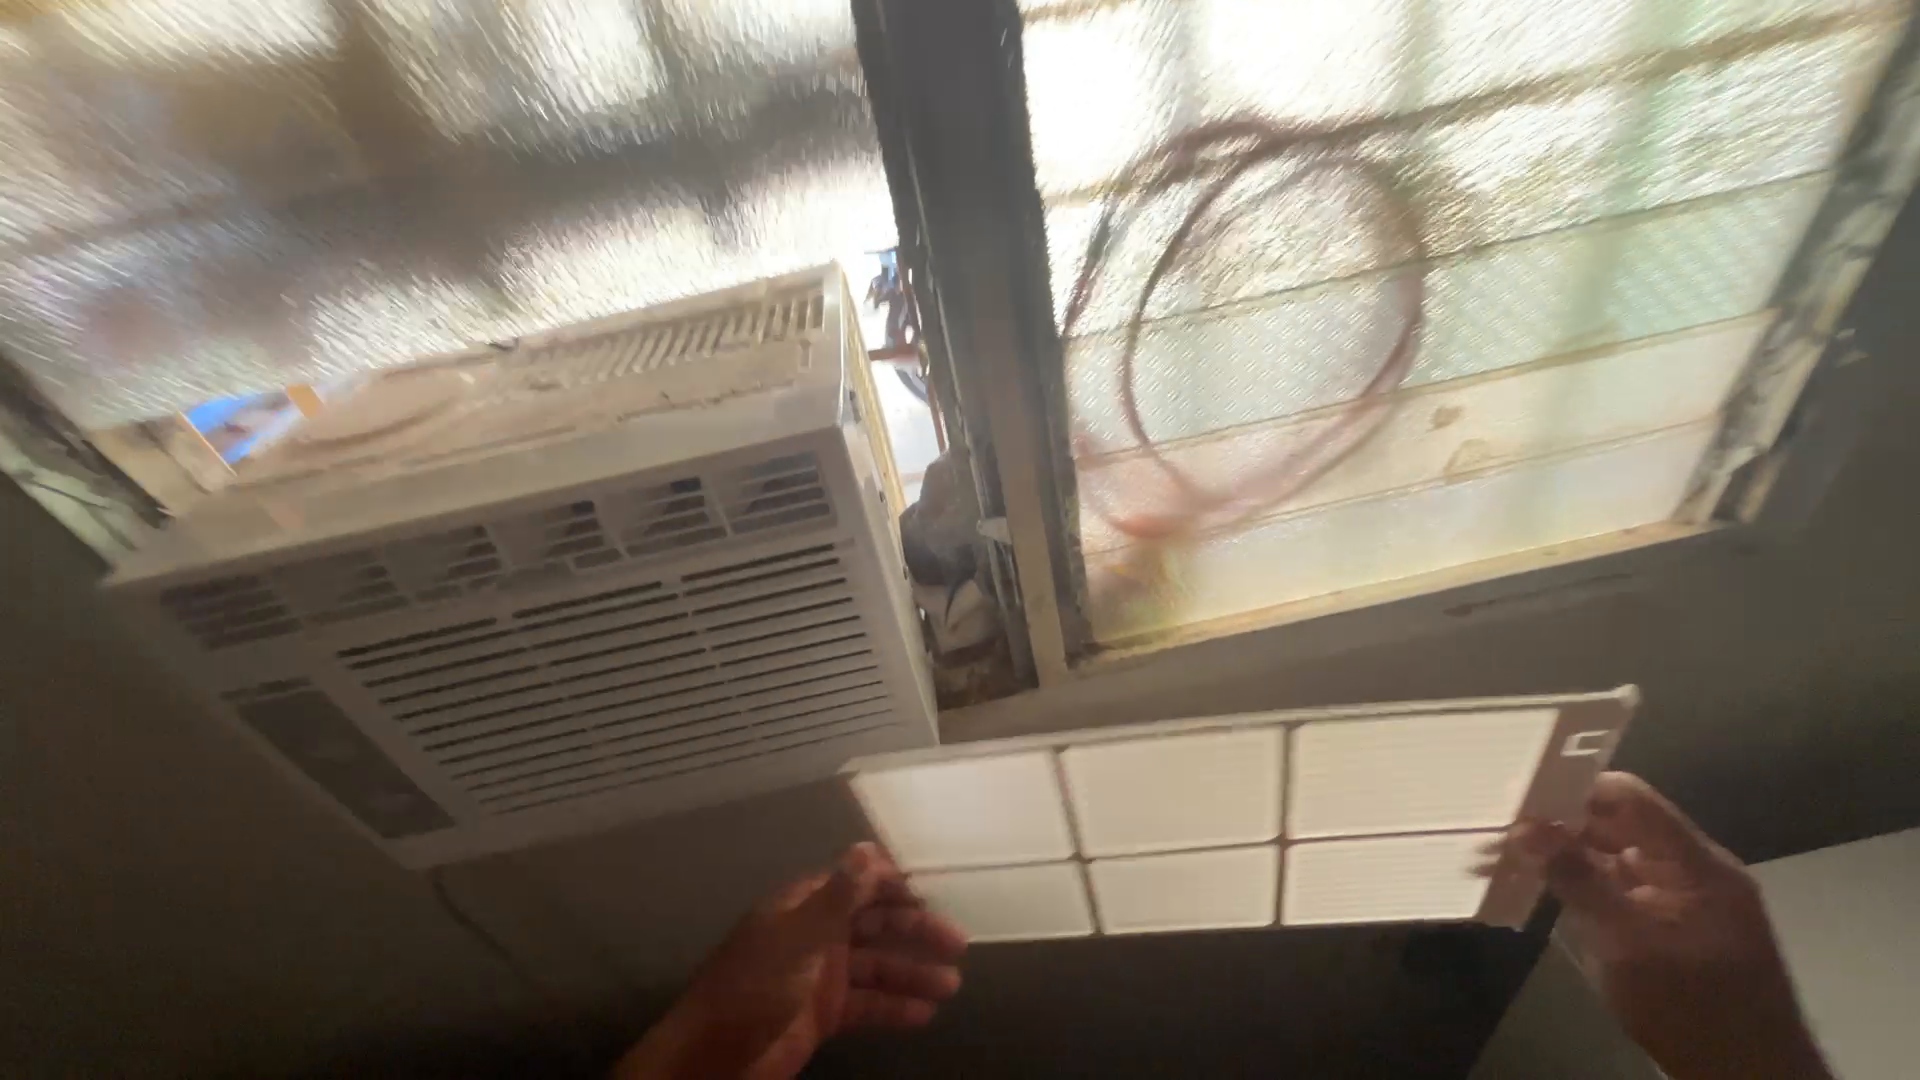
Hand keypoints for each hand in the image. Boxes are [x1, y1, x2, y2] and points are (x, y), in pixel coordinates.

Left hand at [613, 842, 965, 1079]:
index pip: (859, 881)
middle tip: (957, 941)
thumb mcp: (799, 937)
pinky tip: (925, 1014)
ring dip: (913, 972)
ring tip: (951, 984)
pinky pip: (868, 1005)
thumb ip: (838, 895)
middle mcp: (819, 932)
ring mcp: (822, 974)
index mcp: (808, 905)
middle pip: (876, 923)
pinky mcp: (824, 1014)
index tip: (934, 888)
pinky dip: (895, 1008)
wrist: (712, 1058)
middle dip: (915, 930)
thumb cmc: (753, 987)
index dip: (895, 883)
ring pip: (877, 966)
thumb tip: (867, 845)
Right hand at [1488, 773, 1828, 1079]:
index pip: (1630, 798)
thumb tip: (1524, 826)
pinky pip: (1616, 880)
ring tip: (1505, 855)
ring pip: (1612, 851)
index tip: (1520, 797)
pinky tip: (1537, 882)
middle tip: (1500, 830)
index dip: (1574, 789)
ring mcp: (1682, 896)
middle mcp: (1693, 870)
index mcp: (1697, 866)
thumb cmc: (1691, 1009)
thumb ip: (1575, 878)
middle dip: (1557, 822)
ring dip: (1561, 851)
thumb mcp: (1623, 943)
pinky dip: (1577, 877)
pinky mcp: (1668, 920)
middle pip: (1617, 822)